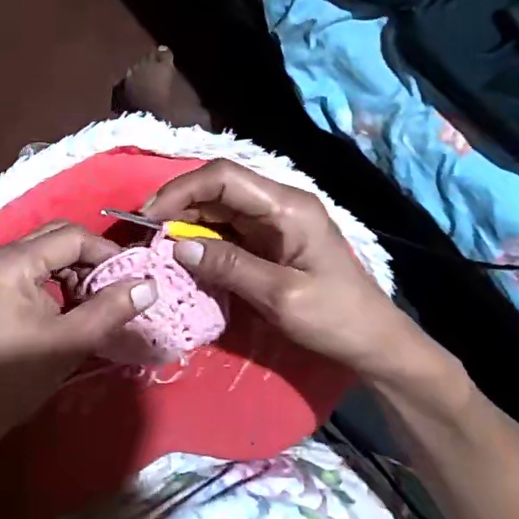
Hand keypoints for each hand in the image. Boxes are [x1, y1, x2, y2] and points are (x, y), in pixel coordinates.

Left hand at [0, 221, 155, 490]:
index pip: (73, 236)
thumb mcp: (68, 343)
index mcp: (12, 261)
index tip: (132, 280)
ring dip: (72, 271)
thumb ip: (111, 310)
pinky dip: (52, 282)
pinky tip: (66, 310)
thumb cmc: (11, 378)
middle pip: (55, 238)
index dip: (108, 254)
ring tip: (93, 303)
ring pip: (41, 254)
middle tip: (114, 289)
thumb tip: (149, 285)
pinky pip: (26, 270)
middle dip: (89, 260)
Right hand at [143, 160, 465, 403]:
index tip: (150, 216)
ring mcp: (274, 222)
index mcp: (288, 206)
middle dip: (178, 203)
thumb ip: (229, 267)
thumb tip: (176, 247)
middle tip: (146, 232)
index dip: (182, 190)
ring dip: (186, 220)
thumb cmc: (335, 318)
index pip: (224, 177)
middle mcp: (279, 204)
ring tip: (156, 243)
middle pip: (218, 186)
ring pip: (218, 206)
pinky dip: (201, 238)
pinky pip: (226, 229)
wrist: (372, 342)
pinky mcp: (269, 241)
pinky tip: (182, 254)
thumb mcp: (281, 296)